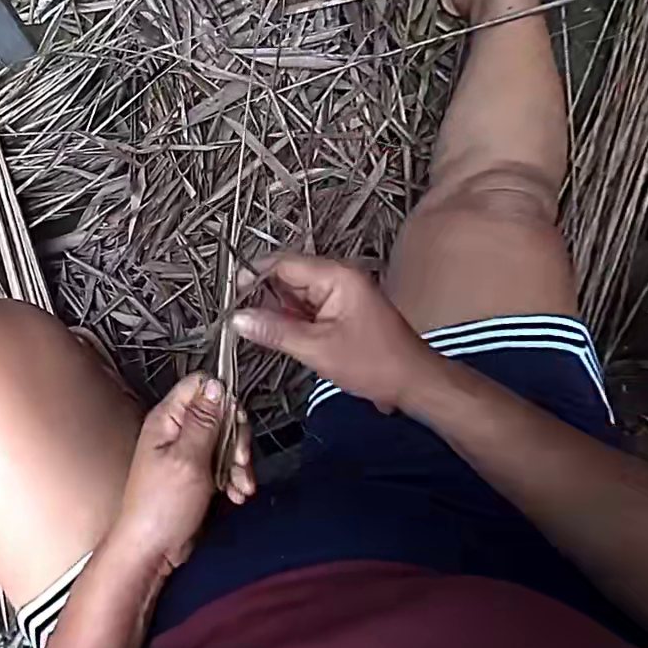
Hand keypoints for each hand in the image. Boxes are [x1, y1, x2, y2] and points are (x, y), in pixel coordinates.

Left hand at [103, 374, 254, 579]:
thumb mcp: (188, 459)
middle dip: (236, 437)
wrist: (152, 551)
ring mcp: (188, 451)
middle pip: (219, 412)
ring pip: (226, 439)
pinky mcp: (198, 472)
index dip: (222, 398)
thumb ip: (205, 421)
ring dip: (239, 462)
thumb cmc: (161, 506)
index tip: (235, 423)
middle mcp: (177, 430)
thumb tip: (216, 384)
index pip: (199, 385)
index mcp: (168, 418)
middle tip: (239, 461)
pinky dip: (235, 477)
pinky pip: (225, 463)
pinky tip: (237, 494)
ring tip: (239, 486)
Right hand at [230, 254, 447, 412]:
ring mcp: (340, 293)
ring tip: (261, 330)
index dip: (253, 277)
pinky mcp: (340, 309)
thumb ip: (274, 330)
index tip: (233, 297)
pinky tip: (282, 335)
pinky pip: (306, 306)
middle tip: (242, 318)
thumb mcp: (317, 349)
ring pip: (294, 293)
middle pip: (286, 276)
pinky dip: (291, 319)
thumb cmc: (377, 364)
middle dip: (263, 296)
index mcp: (336, 276)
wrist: (414, 384)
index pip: (283, 264)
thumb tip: (239, 318)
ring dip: (276, 310)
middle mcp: (338, 277)